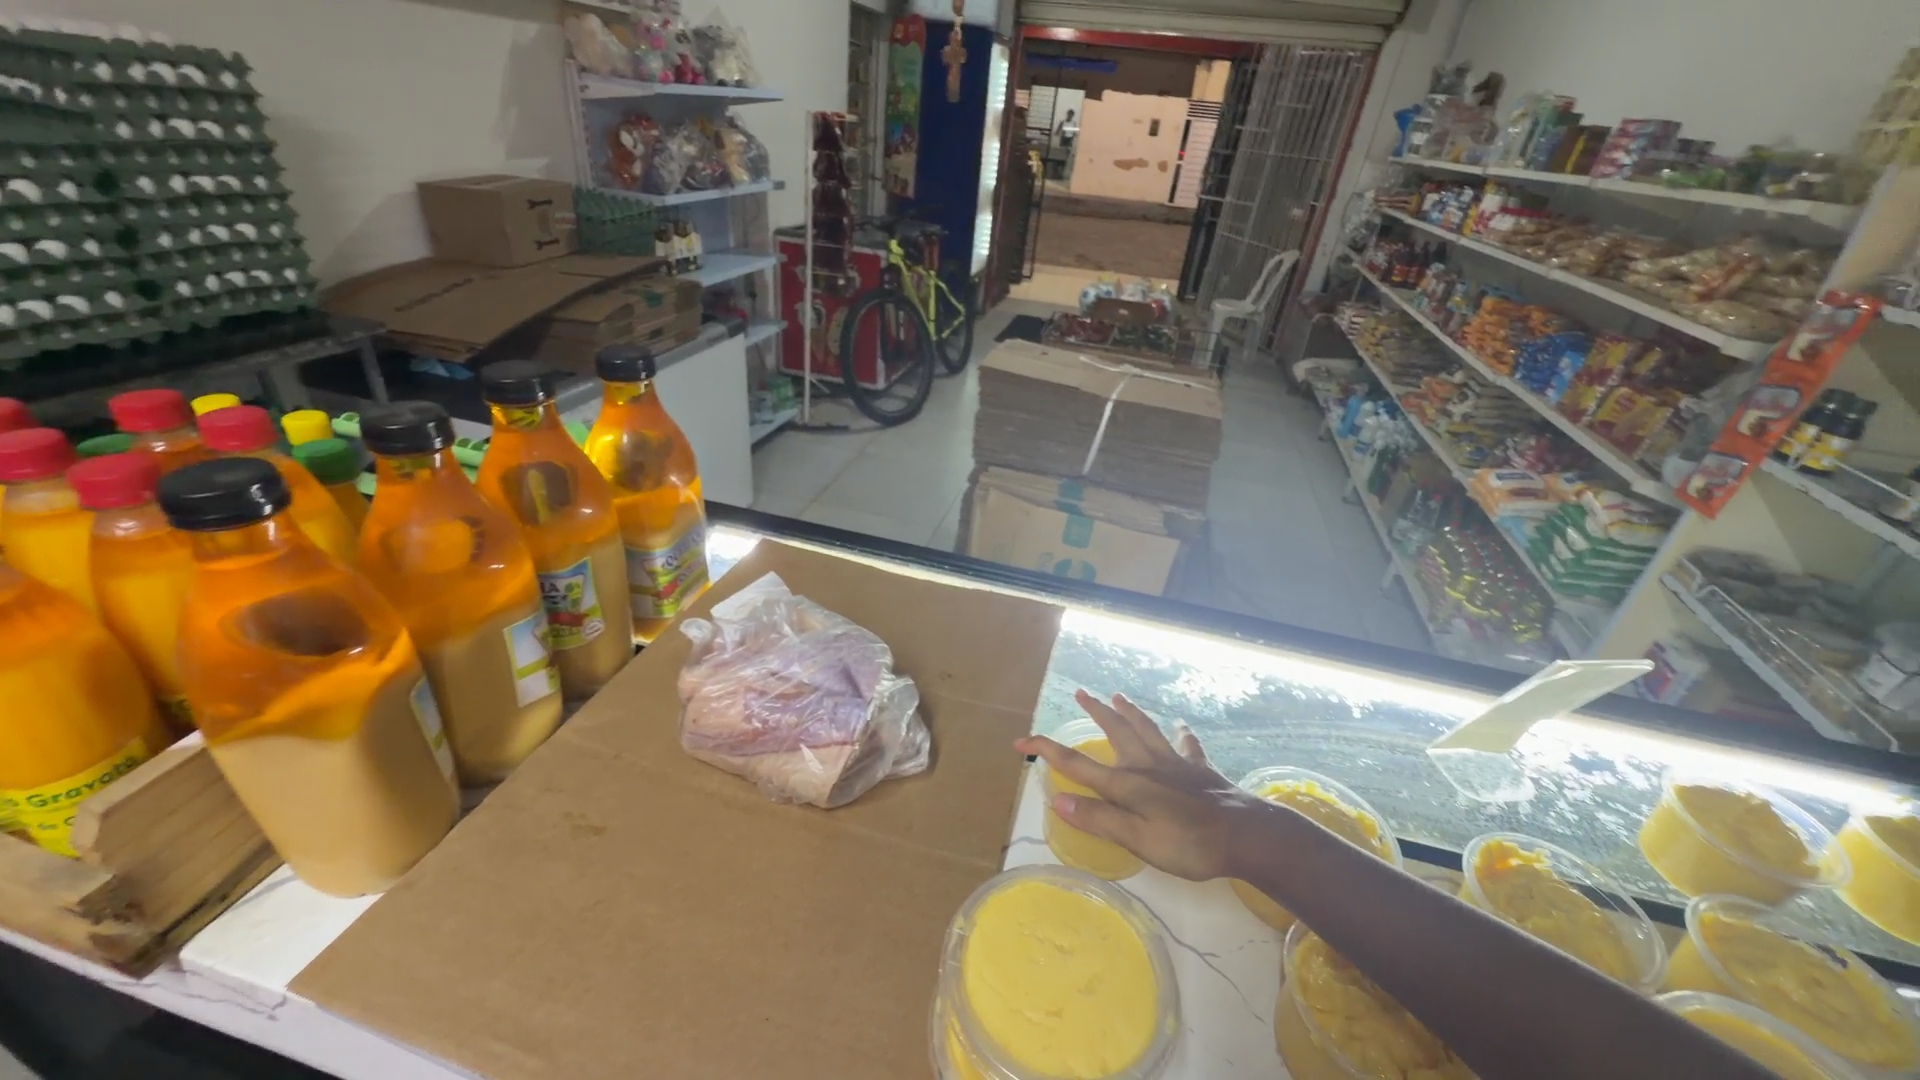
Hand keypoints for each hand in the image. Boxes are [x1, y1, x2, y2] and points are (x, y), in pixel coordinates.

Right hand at [1015, 689, 1263, 881]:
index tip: (1021, 741)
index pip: (1078, 764)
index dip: (1048, 750)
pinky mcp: (1201, 770)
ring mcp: (1176, 764)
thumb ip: (1100, 819)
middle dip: (1096, 712)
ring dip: (1130, 712)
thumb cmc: (1190, 844)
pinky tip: (1181, 727)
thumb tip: (1057, 799)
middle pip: (1116, 732)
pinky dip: (1182, 734)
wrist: (1248, 836)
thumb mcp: (1138, 840)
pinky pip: (1187, 746)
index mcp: (1128, 784)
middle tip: (1081, 693)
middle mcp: (1148, 766)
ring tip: (1119, 696)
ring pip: (1147, 730)